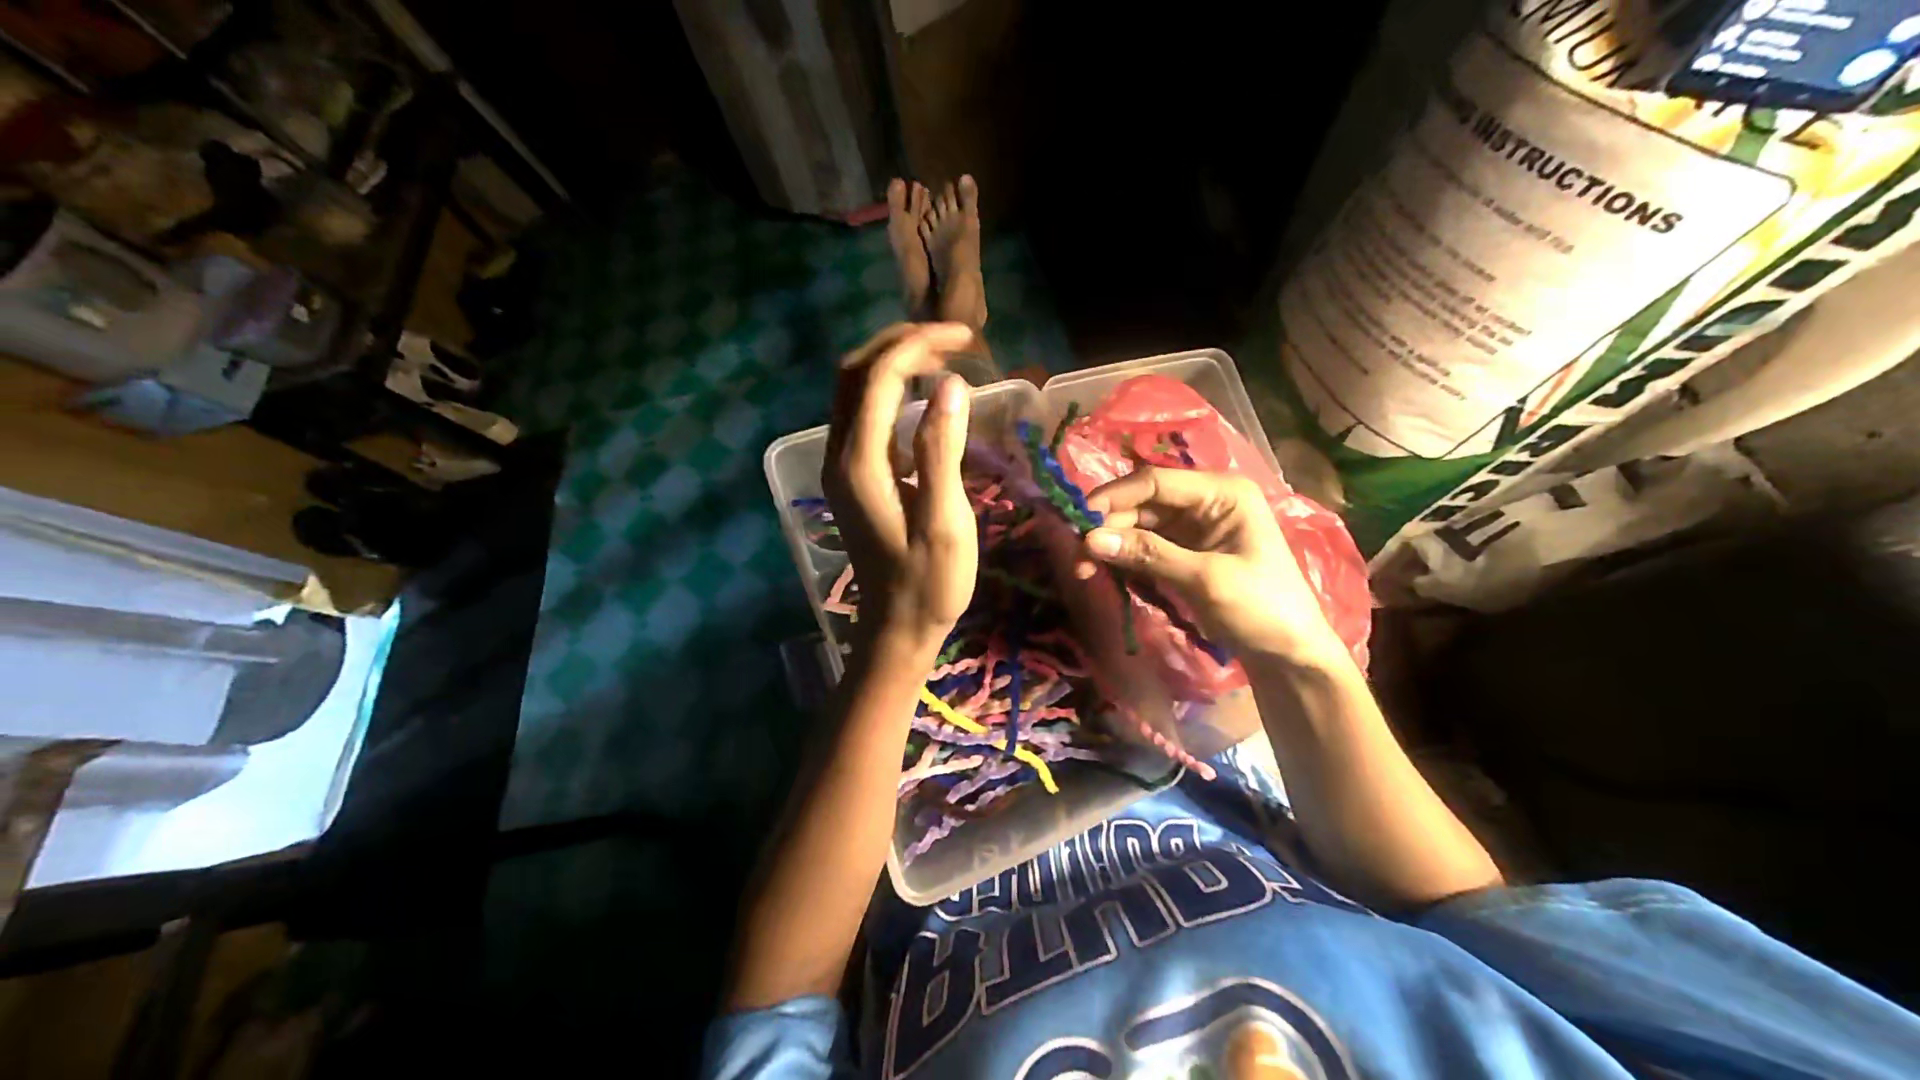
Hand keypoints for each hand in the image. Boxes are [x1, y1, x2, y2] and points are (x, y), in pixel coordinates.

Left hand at [823, 323, 977, 655]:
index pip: (879, 378)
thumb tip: (951, 384)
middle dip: (901, 342)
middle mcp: (841, 455)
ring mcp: (842, 466)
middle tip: (953, 338)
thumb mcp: (945, 521)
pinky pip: (863, 414)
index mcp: (860, 463)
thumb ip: (943, 451)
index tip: (966, 338)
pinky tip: (924, 394)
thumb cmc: (929, 583)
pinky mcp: (853, 476)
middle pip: (855, 373)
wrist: (897, 627)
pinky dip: (891, 390)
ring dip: (893, 362)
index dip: (918, 345)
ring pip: (854, 391)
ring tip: (942, 355)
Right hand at [1074, 467, 1348, 671]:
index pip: (1154, 482)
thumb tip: (1089, 539)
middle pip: (1141, 503)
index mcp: (1222, 492)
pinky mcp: (1183, 552)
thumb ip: (1148, 554)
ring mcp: (1193, 527)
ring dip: (1110, 544)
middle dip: (1107, 527)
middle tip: (1077, 558)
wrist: (1289, 655)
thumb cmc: (1261, 609)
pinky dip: (1122, 558)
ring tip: (1084, 570)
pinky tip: (1102, 572)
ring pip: (1137, 525)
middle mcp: (1204, 501)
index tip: (1078, 524)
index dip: (1113, 499)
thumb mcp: (1205, 579)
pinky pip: (1143, 546)